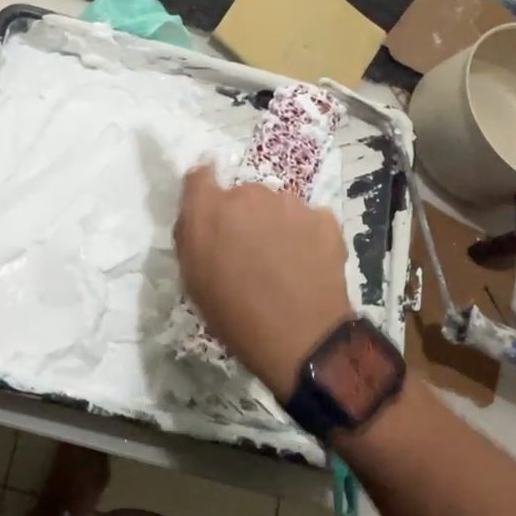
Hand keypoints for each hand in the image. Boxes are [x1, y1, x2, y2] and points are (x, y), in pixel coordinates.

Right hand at [173, 165, 353, 399]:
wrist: (301, 339)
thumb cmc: (235, 315)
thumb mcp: (193, 279)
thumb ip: (192, 235)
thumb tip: (197, 213)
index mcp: (209, 209)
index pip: (199, 176)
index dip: (204, 188)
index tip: (210, 207)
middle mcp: (248, 195)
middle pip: (242, 195)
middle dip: (243, 217)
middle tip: (249, 252)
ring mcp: (289, 204)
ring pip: (277, 206)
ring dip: (275, 224)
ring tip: (281, 262)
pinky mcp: (323, 218)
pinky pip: (308, 220)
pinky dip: (305, 236)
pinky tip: (306, 265)